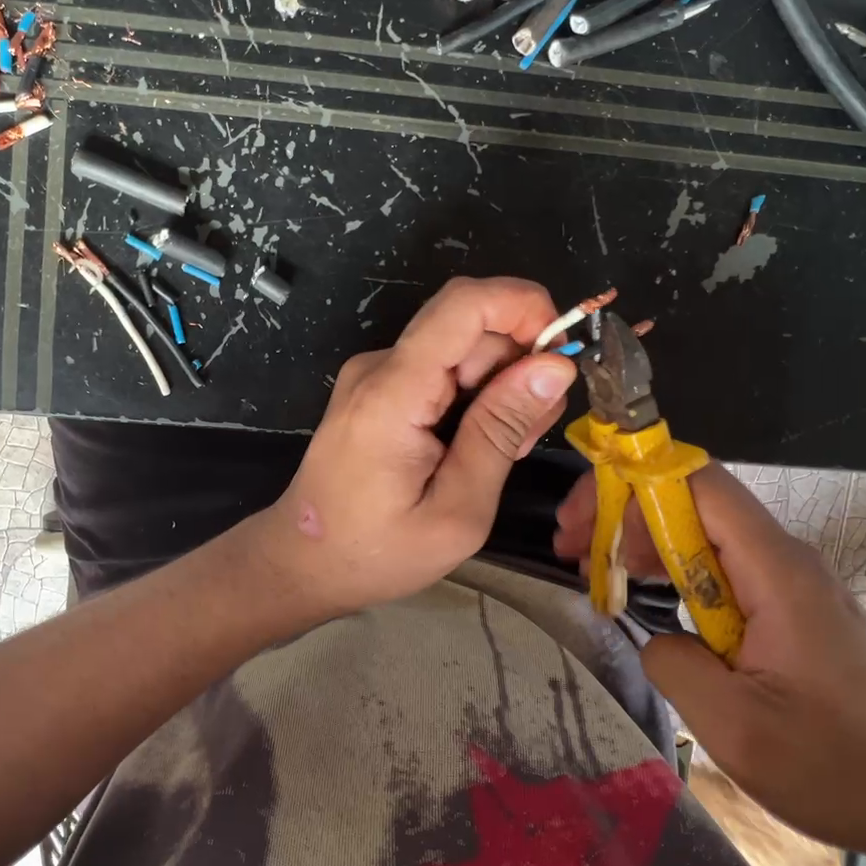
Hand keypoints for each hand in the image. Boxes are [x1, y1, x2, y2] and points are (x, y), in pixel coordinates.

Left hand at [257, 277, 576, 616]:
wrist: (304, 562)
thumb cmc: (377, 552)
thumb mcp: (458, 510)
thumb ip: (502, 431)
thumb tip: (554, 365)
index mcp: (393, 391)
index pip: (463, 303)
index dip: (523, 305)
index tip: (562, 353)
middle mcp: (378, 367)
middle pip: (467, 327)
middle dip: (518, 367)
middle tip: (525, 438)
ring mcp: (373, 376)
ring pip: (458, 349)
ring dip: (496, 390)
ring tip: (495, 455)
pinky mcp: (375, 390)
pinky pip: (438, 371)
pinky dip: (469, 400)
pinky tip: (469, 450)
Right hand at [553, 465, 865, 861]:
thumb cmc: (840, 769)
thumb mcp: (735, 727)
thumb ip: (672, 661)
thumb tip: (655, 635)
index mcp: (776, 572)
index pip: (697, 482)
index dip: (630, 481)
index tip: (582, 522)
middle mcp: (786, 560)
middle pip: (691, 500)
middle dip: (622, 513)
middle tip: (572, 552)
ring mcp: (793, 583)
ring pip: (703, 533)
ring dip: (643, 544)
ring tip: (600, 579)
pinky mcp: (793, 608)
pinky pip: (722, 567)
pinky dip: (673, 573)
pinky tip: (648, 603)